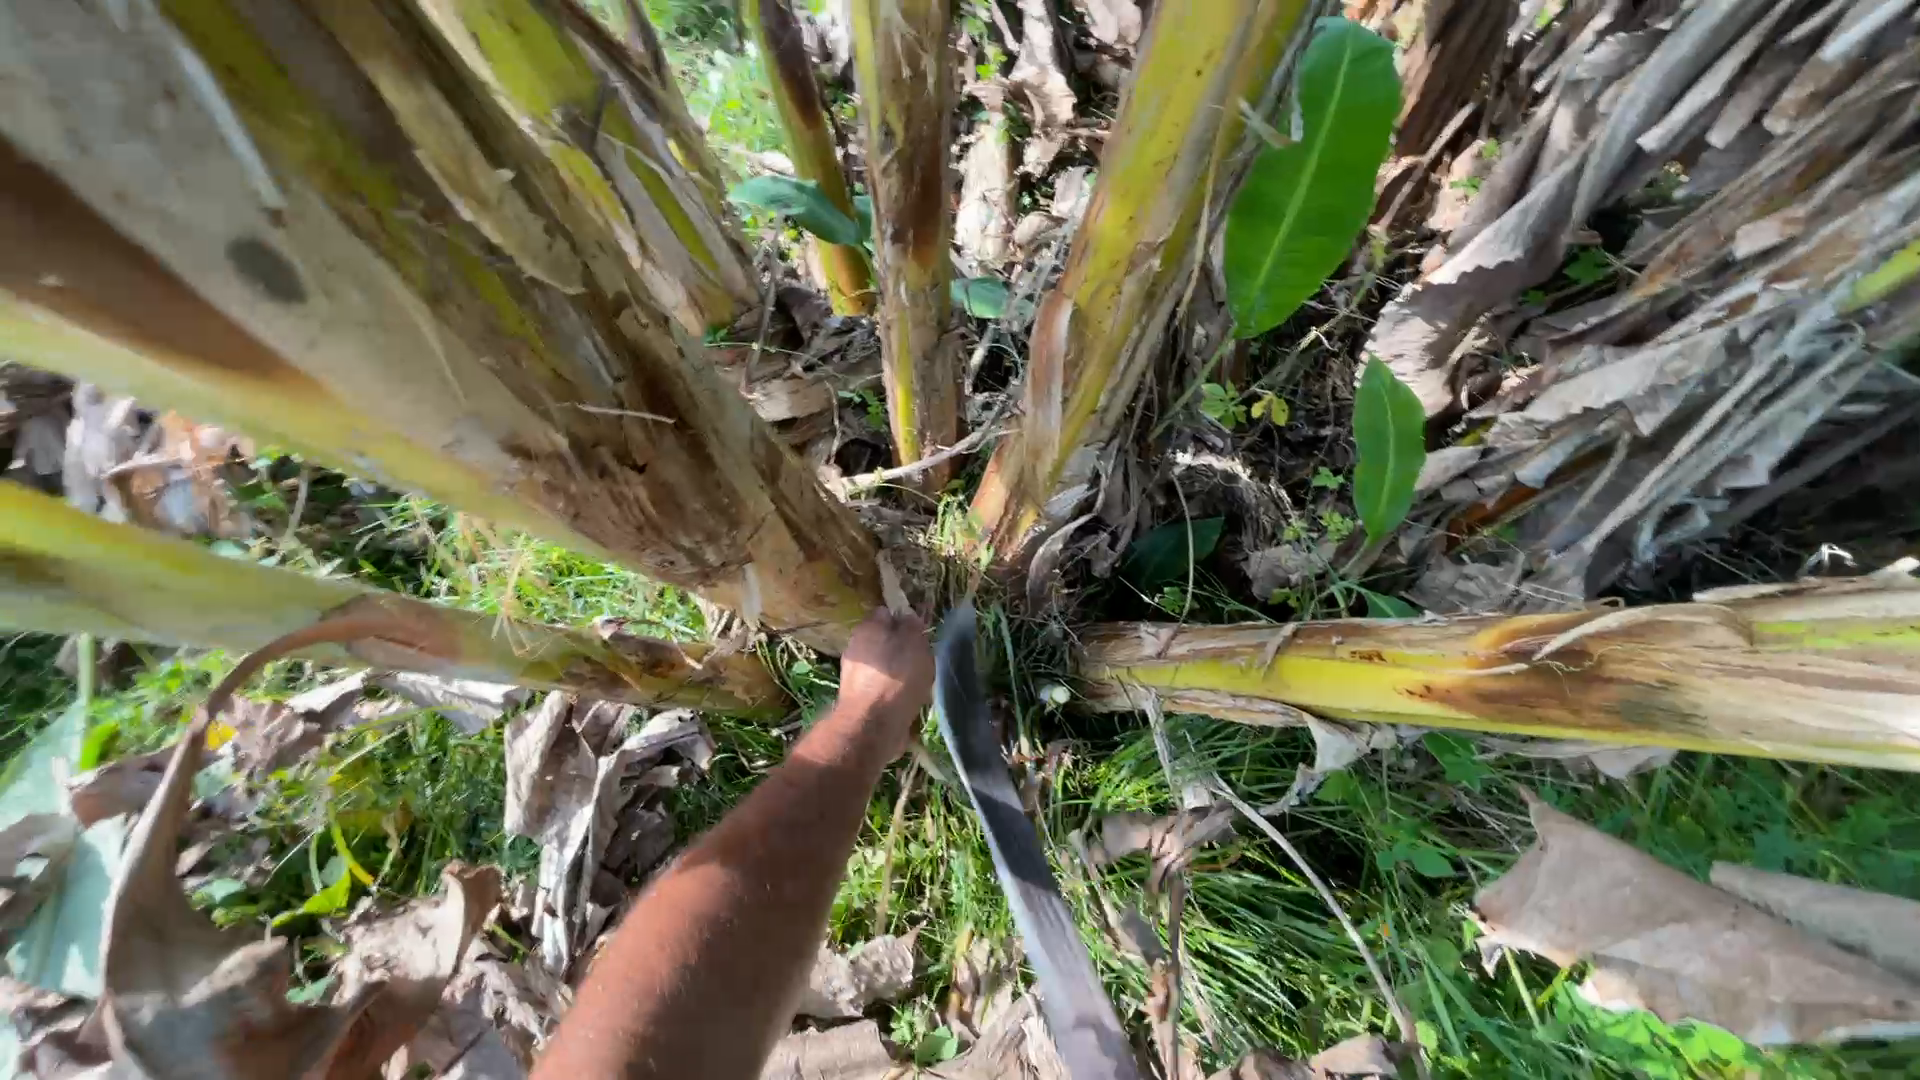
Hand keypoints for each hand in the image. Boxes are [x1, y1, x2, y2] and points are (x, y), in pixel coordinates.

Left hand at [836, 608, 933, 759]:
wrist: (873, 724)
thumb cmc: (897, 676)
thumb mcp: (915, 642)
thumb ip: (912, 626)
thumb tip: (908, 618)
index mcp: (867, 628)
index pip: (886, 613)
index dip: (904, 620)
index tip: (920, 633)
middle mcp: (855, 647)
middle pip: (884, 641)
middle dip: (902, 649)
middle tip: (922, 659)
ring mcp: (854, 675)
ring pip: (883, 666)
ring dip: (898, 673)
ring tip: (917, 684)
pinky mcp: (858, 699)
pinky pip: (881, 688)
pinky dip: (893, 692)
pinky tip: (907, 702)